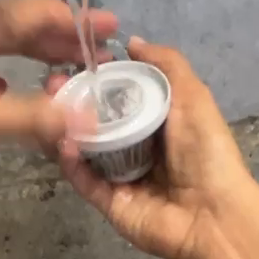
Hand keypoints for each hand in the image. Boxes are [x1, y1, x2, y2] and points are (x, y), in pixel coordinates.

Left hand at [0, 0, 115, 169]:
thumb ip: (28, 120)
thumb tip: (85, 125)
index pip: (38, 15)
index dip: (77, 25)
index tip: (112, 31)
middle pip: (19, 25)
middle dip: (58, 40)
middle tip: (95, 54)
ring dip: (30, 58)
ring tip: (60, 74)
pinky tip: (2, 91)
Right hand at [52, 38, 258, 258]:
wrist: (211, 214)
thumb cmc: (205, 152)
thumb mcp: (192, 96)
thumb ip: (165, 66)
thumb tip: (132, 43)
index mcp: (159, 123)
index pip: (120, 97)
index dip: (98, 79)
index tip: (74, 61)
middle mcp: (137, 149)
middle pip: (98, 122)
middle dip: (73, 102)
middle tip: (51, 83)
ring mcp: (120, 178)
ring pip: (85, 150)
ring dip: (65, 129)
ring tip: (48, 107)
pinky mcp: (108, 203)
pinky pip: (83, 180)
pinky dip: (70, 162)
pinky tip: (62, 142)